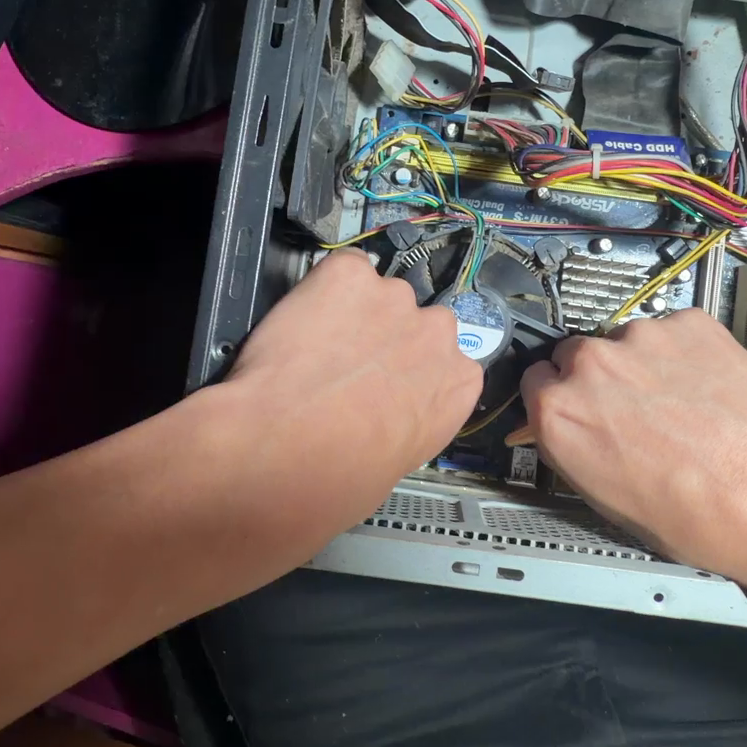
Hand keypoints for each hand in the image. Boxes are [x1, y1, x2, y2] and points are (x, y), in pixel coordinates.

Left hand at [222, 250, 482, 532]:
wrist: (288, 447)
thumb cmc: (342, 477)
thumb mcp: (396, 466)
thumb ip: (408, 424)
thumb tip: (382, 422)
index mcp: (459, 384)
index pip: (449, 360)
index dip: (412, 369)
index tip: (387, 383)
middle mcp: (438, 334)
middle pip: (419, 322)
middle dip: (390, 338)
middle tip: (350, 366)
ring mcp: (394, 298)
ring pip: (379, 294)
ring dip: (356, 313)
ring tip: (317, 348)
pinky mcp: (350, 275)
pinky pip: (343, 269)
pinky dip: (324, 287)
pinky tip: (304, 319)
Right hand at [520, 309, 746, 580]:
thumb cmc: (702, 516)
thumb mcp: (609, 501)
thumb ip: (575, 448)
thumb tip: (571, 429)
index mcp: (560, 414)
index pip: (534, 381)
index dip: (557, 396)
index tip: (575, 404)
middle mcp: (592, 367)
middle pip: (576, 355)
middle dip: (598, 380)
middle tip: (633, 411)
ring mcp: (642, 339)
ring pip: (626, 342)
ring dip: (643, 365)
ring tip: (681, 404)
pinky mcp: (688, 323)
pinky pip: (672, 331)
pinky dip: (684, 352)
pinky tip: (706, 388)